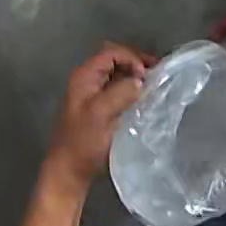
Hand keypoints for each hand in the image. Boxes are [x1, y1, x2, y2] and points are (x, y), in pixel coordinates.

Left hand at [43, 43, 151, 196]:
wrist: (68, 173)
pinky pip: (118, 87)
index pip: (111, 53)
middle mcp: (87, 80)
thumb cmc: (82, 143)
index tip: (146, 75)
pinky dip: (132, 86)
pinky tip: (144, 96)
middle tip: (157, 72)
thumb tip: (141, 80)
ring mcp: (92, 93)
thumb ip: (120, 92)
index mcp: (84, 77)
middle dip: (137, 62)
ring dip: (135, 74)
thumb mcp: (101, 115)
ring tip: (154, 83)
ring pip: (118, 73)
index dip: (131, 58)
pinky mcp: (99, 106)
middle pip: (115, 58)